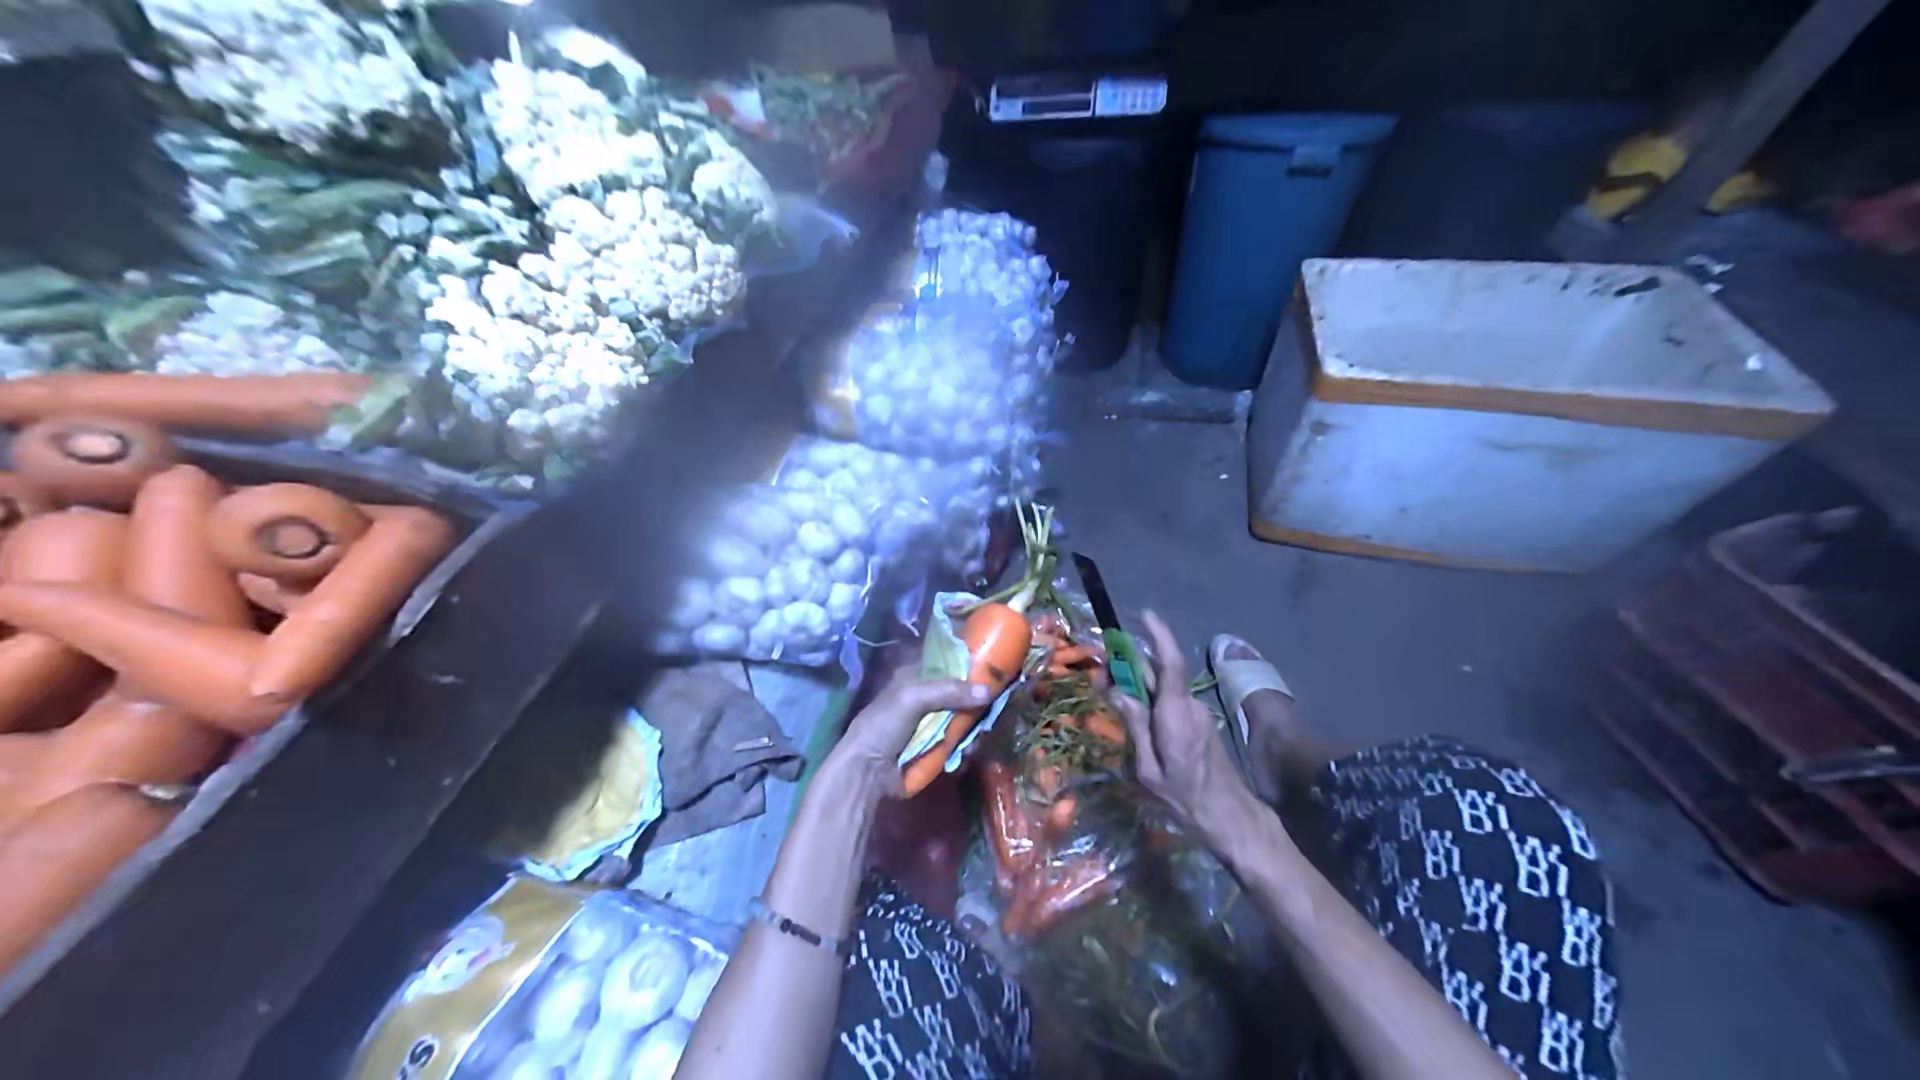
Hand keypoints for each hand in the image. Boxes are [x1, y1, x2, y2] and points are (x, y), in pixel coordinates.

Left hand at [821, 673, 989, 803]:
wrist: (866, 772)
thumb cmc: (884, 725)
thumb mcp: (913, 699)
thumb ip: (949, 691)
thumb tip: (988, 691)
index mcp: (914, 677)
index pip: (947, 663)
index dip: (968, 666)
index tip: (992, 672)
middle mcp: (924, 697)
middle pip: (960, 693)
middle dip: (975, 704)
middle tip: (989, 712)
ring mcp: (929, 724)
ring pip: (962, 719)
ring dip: (972, 730)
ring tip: (974, 740)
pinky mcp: (933, 748)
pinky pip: (957, 743)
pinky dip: (964, 748)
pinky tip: (967, 753)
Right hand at [1114, 612, 1270, 848]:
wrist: (1230, 818)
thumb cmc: (1185, 799)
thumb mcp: (1148, 770)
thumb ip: (1135, 726)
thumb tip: (1118, 692)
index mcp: (1175, 714)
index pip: (1170, 663)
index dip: (1159, 635)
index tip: (1143, 616)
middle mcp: (1189, 706)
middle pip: (1159, 673)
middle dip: (1130, 666)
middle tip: (1102, 677)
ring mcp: (1198, 713)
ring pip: (1164, 689)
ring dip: (1140, 687)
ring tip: (1113, 700)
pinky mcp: (1200, 723)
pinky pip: (1171, 703)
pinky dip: (1152, 701)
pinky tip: (1137, 719)